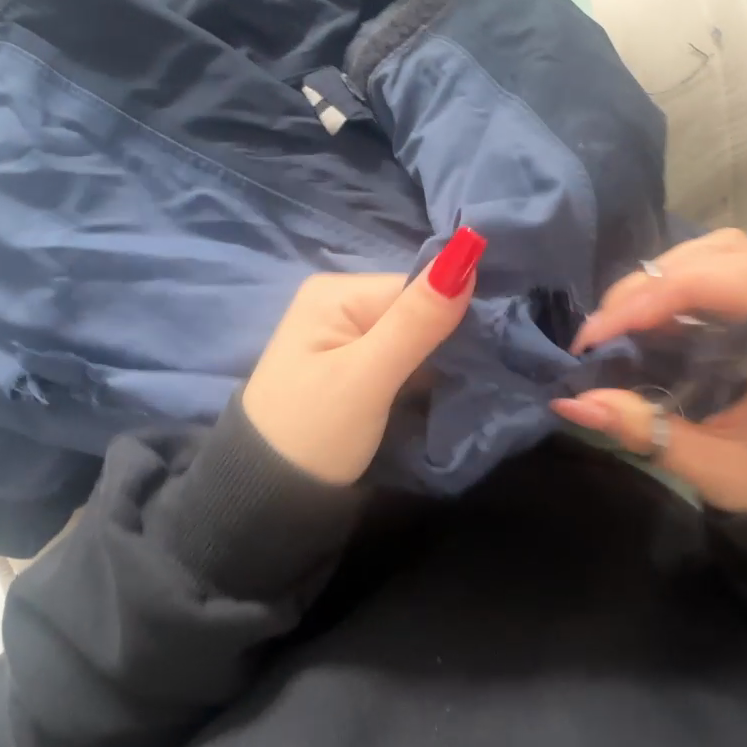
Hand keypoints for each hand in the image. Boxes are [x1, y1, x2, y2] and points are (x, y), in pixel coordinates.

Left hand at [242, 228, 484, 484]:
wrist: (268, 496)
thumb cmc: (315, 431)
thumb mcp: (368, 376)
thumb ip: (417, 320)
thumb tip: (469, 250)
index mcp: (336, 293)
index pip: (417, 290)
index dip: (452, 319)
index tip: (479, 360)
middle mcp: (338, 306)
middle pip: (416, 313)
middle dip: (445, 343)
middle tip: (468, 382)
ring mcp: (342, 341)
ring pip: (413, 341)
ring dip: (436, 366)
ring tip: (454, 393)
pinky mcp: (349, 373)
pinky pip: (400, 364)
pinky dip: (419, 381)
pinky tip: (431, 399)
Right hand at [554, 229, 746, 514]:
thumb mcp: (710, 467)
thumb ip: (647, 430)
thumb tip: (572, 402)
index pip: (732, 278)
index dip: (660, 293)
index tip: (604, 332)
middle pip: (721, 254)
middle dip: (651, 283)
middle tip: (602, 330)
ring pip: (715, 256)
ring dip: (658, 281)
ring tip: (617, 324)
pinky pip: (713, 277)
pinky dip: (669, 290)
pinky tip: (641, 323)